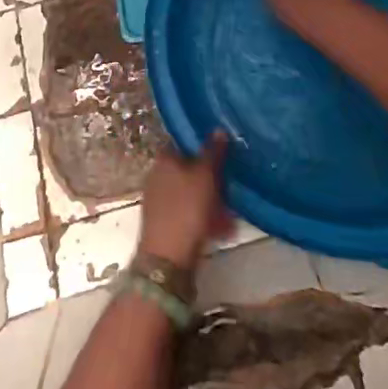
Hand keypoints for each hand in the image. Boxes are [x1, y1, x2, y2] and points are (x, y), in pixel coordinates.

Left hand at [138, 132, 230, 269]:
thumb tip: (217, 129)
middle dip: (211, 175)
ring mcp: (158, 201)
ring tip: (230, 210)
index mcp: (163, 161)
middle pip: (188, 168)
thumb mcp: (205, 176)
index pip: (182, 142)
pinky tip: (221, 228)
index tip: (222, 148)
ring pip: (190, 192)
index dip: (202, 143)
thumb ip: (212, 152)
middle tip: (230, 182)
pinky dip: (203, 216)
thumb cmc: (187, 209)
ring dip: (210, 198)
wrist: (168, 259)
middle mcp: (157, 177)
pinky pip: (188, 211)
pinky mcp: (164, 223)